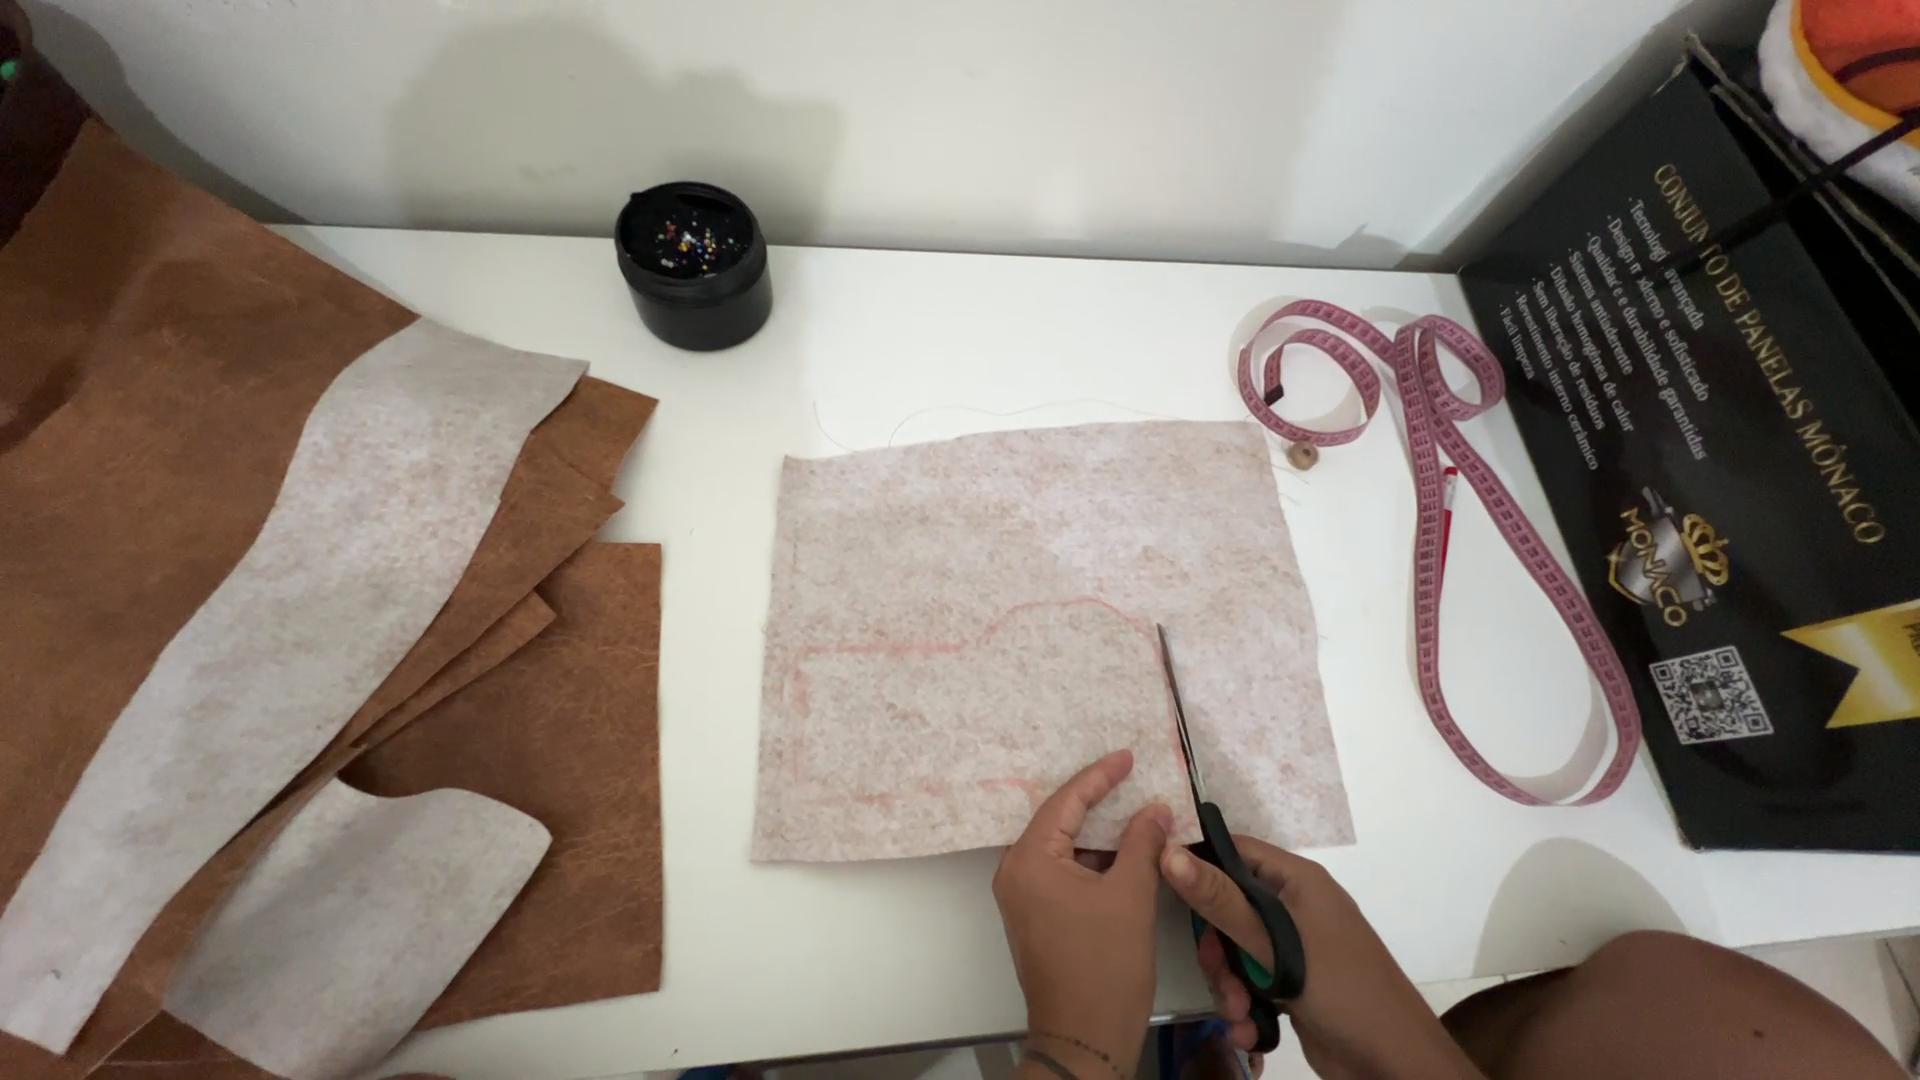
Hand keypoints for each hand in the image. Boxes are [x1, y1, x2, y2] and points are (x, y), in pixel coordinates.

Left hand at [993, 750, 1172, 1079]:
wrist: (1084, 1040)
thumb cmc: (1105, 968)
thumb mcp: (1130, 897)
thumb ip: (1141, 843)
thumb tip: (1154, 808)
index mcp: (1029, 860)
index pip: (1065, 802)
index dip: (1099, 776)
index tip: (1126, 756)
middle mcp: (1015, 870)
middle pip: (1059, 820)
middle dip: (1096, 799)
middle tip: (1128, 775)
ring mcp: (1022, 894)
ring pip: (1062, 846)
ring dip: (1097, 831)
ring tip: (1132, 808)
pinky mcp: (1034, 913)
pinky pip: (1062, 869)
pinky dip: (1091, 857)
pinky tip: (1121, 849)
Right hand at [1161, 836, 1482, 1079]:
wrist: (1399, 1070)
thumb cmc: (1341, 990)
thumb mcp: (1273, 944)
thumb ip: (1218, 899)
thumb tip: (1166, 849)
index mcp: (1296, 880)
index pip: (1233, 850)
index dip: (1197, 864)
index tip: (1163, 887)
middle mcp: (1294, 905)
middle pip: (1228, 906)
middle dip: (1215, 947)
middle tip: (1216, 972)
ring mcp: (1295, 947)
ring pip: (1235, 948)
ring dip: (1228, 984)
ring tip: (1237, 1014)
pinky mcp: (1294, 984)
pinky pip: (1251, 979)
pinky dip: (1244, 1003)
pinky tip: (1248, 1031)